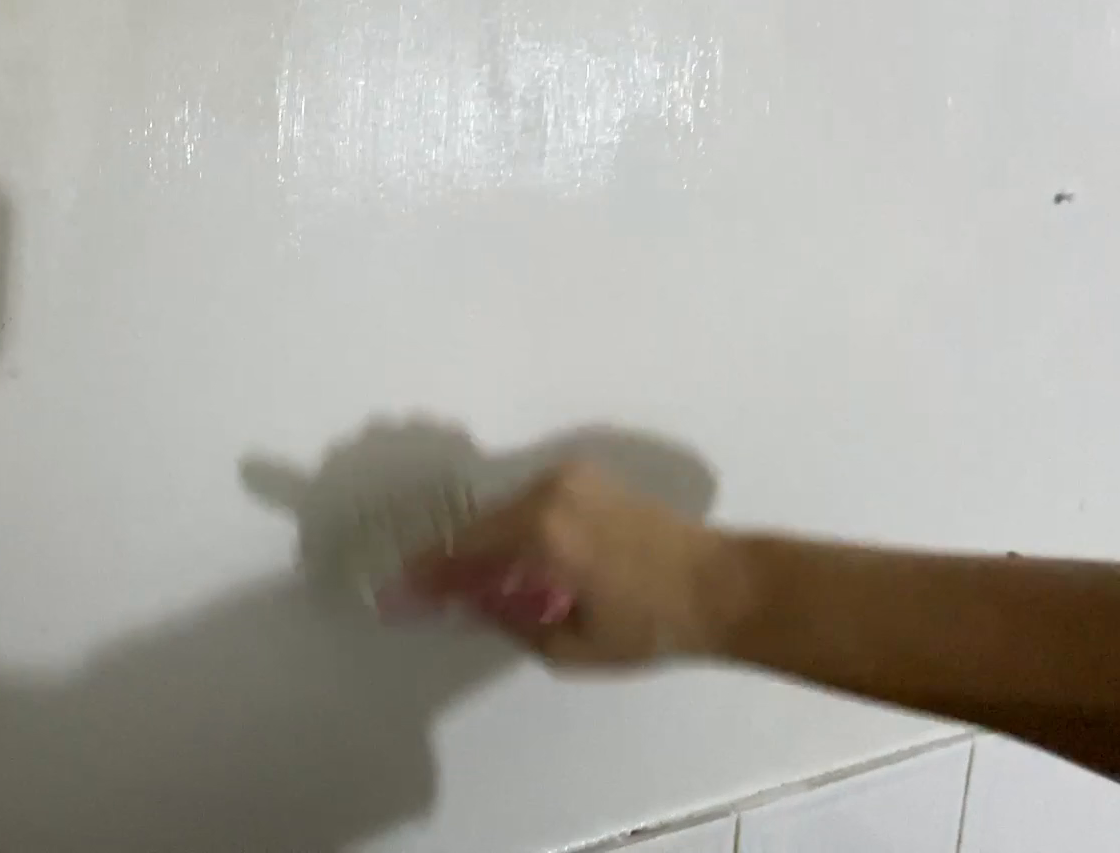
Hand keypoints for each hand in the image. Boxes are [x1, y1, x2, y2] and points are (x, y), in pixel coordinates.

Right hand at [397, 462, 729, 667]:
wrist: (721, 584)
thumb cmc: (650, 626)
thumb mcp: (572, 646)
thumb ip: (510, 620)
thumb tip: (472, 601)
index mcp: (543, 536)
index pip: (465, 549)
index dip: (429, 571)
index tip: (399, 588)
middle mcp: (547, 493)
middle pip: (479, 524)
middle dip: (456, 556)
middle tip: (436, 587)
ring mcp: (566, 477)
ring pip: (503, 510)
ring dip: (488, 540)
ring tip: (483, 577)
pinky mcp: (582, 473)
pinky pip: (528, 500)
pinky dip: (515, 525)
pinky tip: (521, 554)